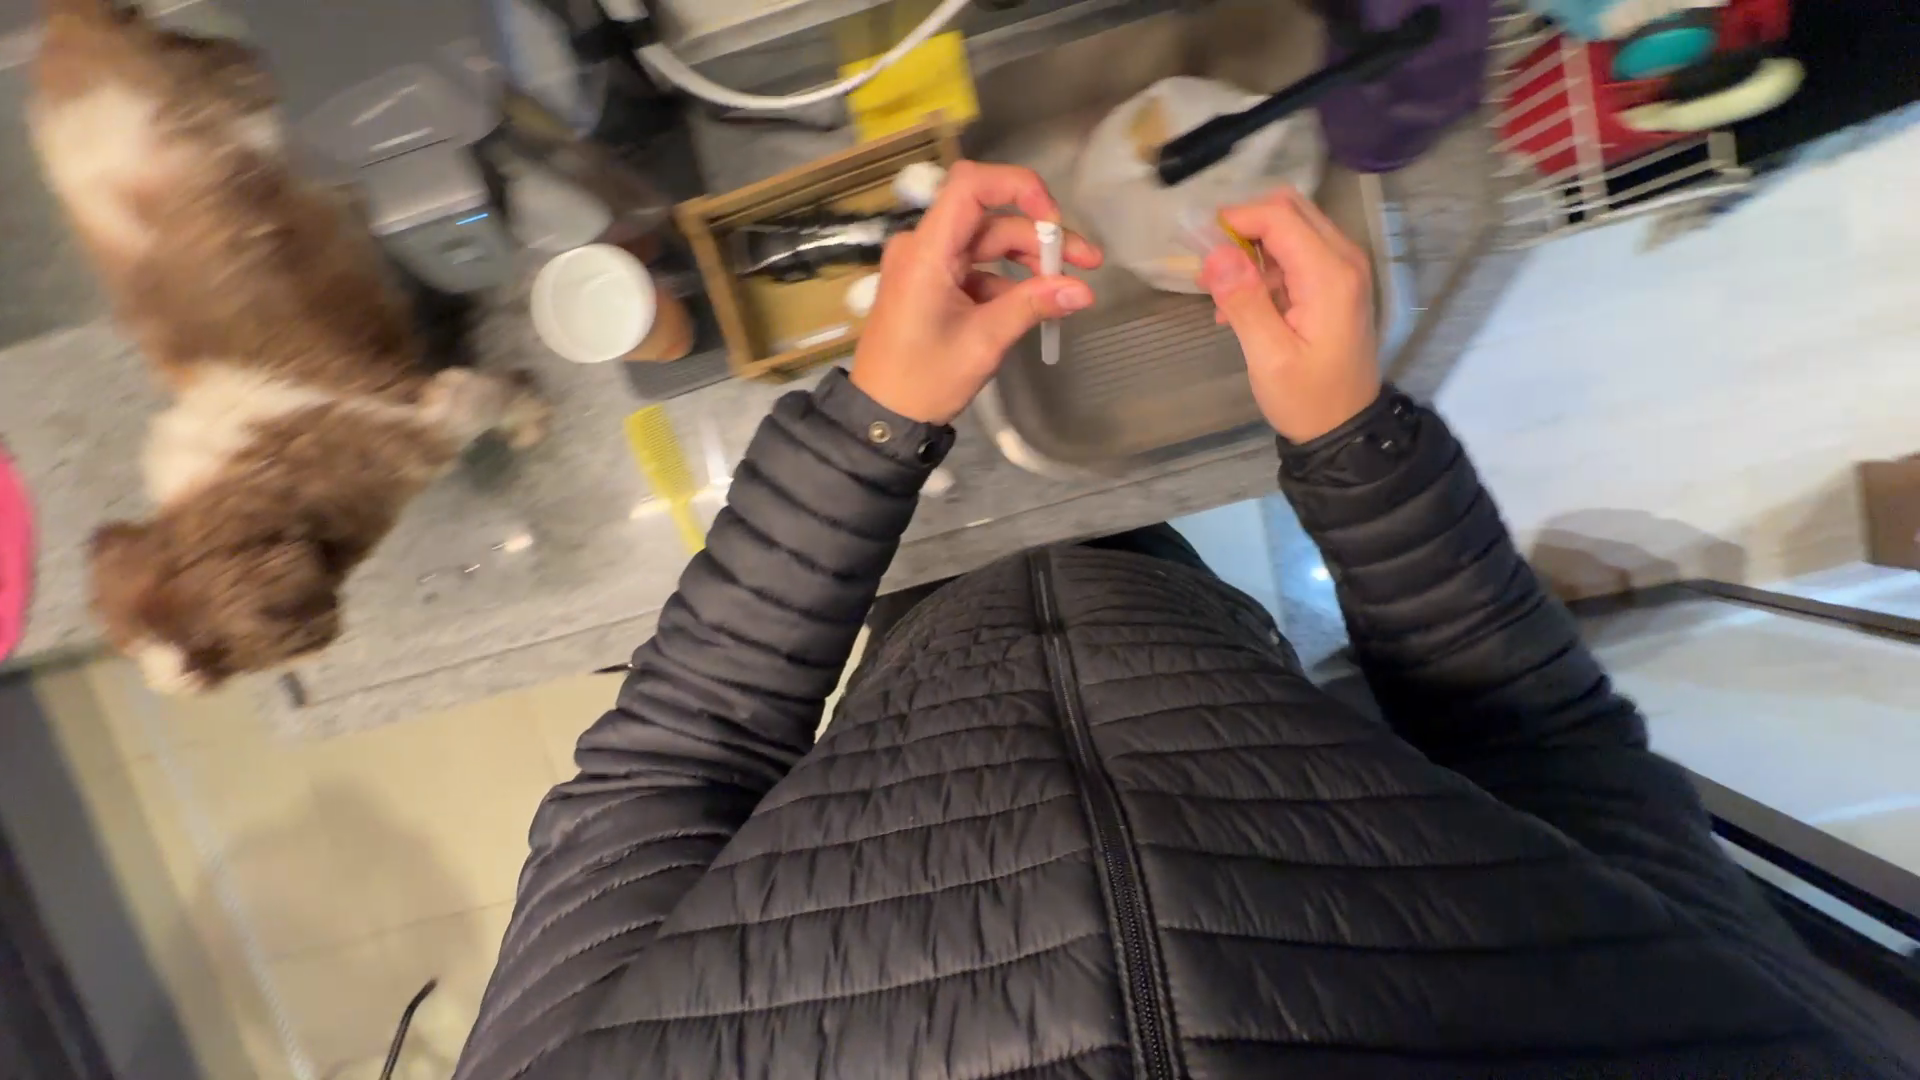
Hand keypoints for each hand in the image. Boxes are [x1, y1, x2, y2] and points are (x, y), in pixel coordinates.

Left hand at [851, 162, 1101, 424]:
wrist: (882, 417)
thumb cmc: (924, 380)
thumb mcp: (984, 343)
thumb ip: (1032, 306)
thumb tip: (1083, 290)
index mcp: (926, 252)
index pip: (971, 185)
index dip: (1018, 187)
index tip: (1054, 219)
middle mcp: (922, 247)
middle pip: (989, 220)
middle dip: (1039, 238)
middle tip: (1085, 264)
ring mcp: (925, 266)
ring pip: (986, 245)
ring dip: (1026, 262)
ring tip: (1064, 290)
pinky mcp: (929, 285)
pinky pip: (974, 269)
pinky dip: (1005, 282)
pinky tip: (1033, 305)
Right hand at [1199, 188, 1380, 442]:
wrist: (1345, 427)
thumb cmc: (1306, 397)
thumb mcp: (1269, 357)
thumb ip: (1244, 301)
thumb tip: (1215, 253)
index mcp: (1329, 274)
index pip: (1279, 217)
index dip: (1235, 221)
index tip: (1198, 246)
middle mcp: (1343, 259)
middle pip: (1289, 209)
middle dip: (1244, 227)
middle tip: (1209, 264)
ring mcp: (1342, 270)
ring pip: (1292, 228)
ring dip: (1251, 248)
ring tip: (1220, 293)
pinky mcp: (1335, 284)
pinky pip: (1296, 254)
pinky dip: (1264, 266)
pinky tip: (1241, 305)